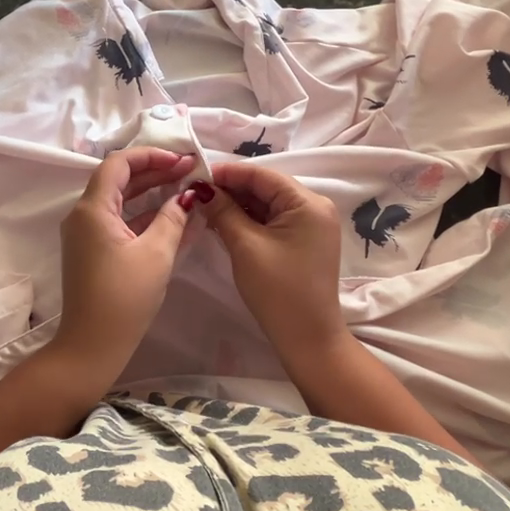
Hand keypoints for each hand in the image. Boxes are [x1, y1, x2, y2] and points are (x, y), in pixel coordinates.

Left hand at [54, 147, 204, 373]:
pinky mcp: (94, 250)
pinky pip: (121, 222)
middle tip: (191, 171)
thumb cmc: (123, 298)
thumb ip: (173, 218)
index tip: (182, 160)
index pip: (119, 164)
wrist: (91, 346)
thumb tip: (189, 195)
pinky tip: (176, 216)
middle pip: (119, 179)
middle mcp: (84, 215)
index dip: (151, 155)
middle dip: (155, 171)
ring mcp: (87, 234)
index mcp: (92, 209)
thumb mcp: (156, 254)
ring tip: (188, 189)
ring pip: (121, 200)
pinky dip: (146, 216)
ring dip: (152, 192)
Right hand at [200, 161, 347, 349]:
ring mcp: (311, 225)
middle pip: (265, 186)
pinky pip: (272, 219)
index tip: (194, 177)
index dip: (227, 173)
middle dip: (230, 188)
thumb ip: (222, 210)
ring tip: (204, 207)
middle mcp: (315, 207)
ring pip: (267, 203)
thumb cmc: (278, 289)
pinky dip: (248, 219)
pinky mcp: (303, 240)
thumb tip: (200, 188)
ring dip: (237, 204)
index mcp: (308, 203)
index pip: (262, 174)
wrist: (307, 338)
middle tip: (195, 194)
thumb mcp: (245, 246)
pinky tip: (223, 222)